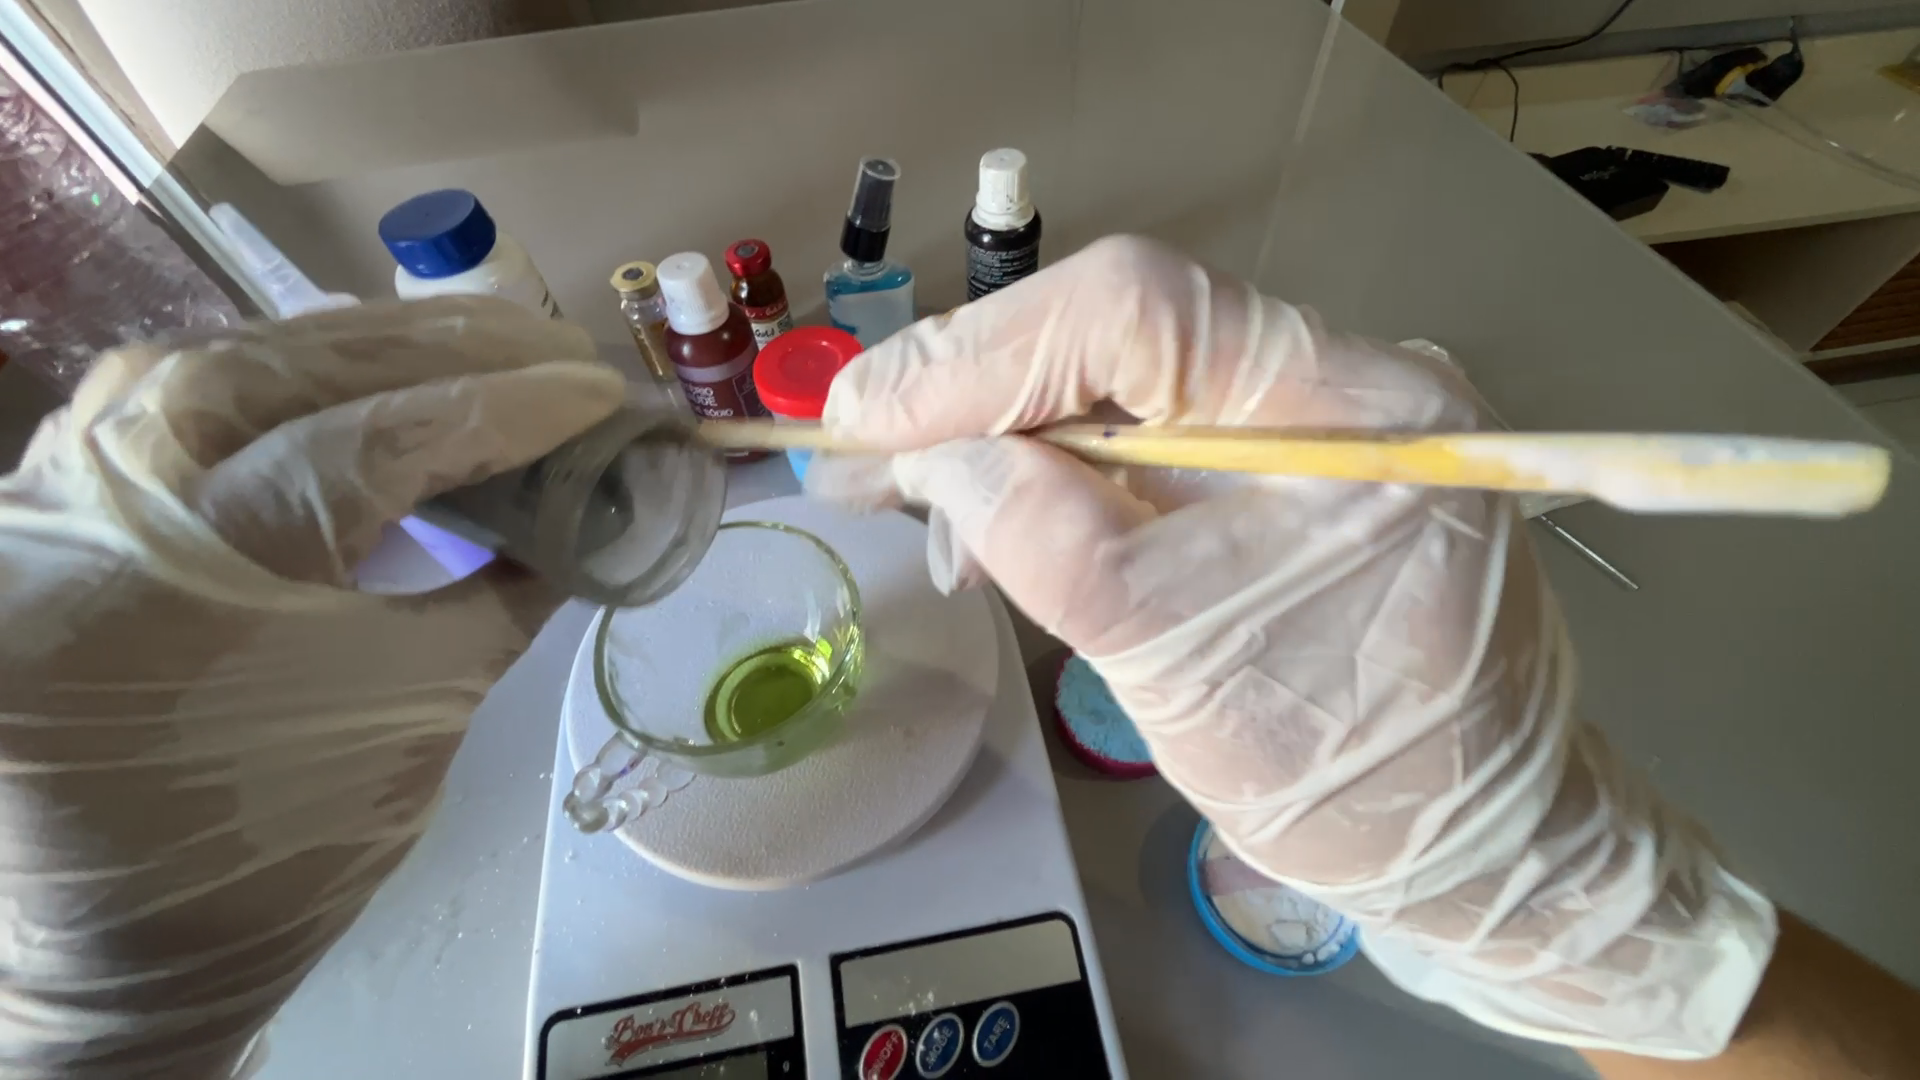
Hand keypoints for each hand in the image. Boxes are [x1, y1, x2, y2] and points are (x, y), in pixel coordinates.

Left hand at [0, 297, 623, 1076]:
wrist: (124, 932)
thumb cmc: (290, 835)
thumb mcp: (427, 705)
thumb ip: (515, 588)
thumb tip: (604, 510)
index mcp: (180, 587)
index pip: (368, 447)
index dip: (506, 410)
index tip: (605, 392)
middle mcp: (83, 511)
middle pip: (287, 368)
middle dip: (450, 346)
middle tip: (561, 347)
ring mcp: (48, 496)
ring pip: (228, 357)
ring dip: (377, 341)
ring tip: (491, 340)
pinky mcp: (58, 503)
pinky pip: (188, 393)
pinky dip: (299, 368)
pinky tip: (375, 366)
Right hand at [809, 236, 1774, 1057]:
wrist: (1466, 835)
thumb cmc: (1345, 771)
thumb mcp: (1176, 660)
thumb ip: (1049, 544)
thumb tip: (933, 459)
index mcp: (1348, 407)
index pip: (1138, 312)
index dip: (983, 352)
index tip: (868, 414)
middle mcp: (1329, 380)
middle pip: (1114, 332)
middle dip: (970, 384)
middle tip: (855, 438)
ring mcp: (1297, 420)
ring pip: (1110, 381)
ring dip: (993, 424)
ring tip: (897, 475)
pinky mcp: (1264, 467)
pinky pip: (1132, 437)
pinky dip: (1040, 462)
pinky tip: (978, 496)